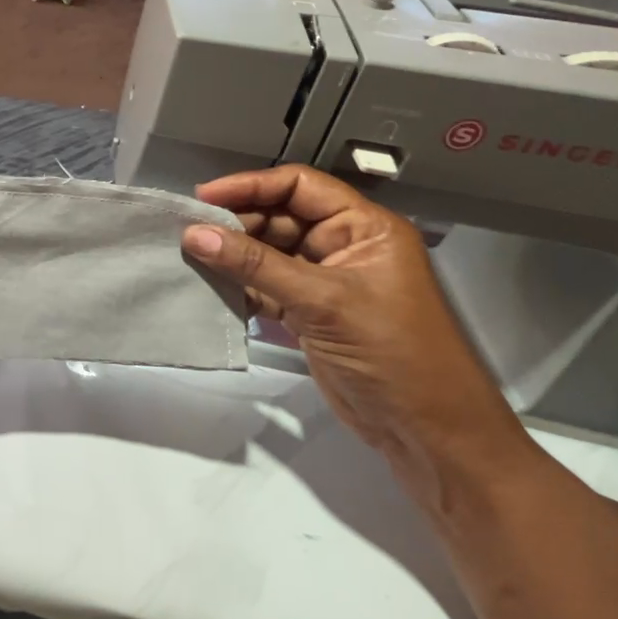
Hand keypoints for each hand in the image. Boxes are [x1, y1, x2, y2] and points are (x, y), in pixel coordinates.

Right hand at [179, 165, 525, 472]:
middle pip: (278, 217)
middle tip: (189, 232)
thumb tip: (193, 234)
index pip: (300, 186)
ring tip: (190, 257)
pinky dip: (239, 285)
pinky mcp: (309, 312)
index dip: (251, 186)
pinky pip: (264, 285)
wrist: (429, 432)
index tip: (203, 197)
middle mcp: (344, 246)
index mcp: (365, 229)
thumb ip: (255, 265)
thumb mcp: (323, 302)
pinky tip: (209, 288)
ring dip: (232, 255)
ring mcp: (325, 281)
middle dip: (235, 223)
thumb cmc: (393, 353)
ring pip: (267, 252)